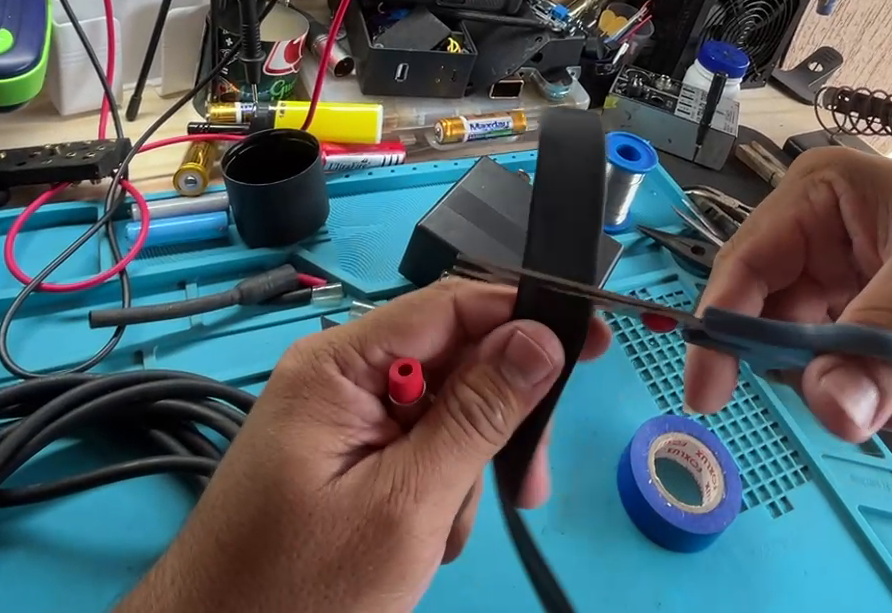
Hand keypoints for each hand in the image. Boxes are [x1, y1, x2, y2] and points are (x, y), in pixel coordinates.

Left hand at [119, 277, 610, 612]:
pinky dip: (442, 481)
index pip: (450, 306)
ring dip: (470, 461)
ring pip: (445, 405)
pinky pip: (420, 440)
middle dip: (499, 413)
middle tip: (531, 479)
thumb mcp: (405, 506)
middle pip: (454, 355)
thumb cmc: (298, 593)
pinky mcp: (348, 449)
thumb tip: (542, 337)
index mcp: (340, 363)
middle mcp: (342, 371)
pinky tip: (434, 530)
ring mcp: (343, 412)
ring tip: (452, 531)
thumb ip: (477, 416)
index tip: (593, 339)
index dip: (524, 313)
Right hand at [684, 147, 891, 442]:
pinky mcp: (859, 305)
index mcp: (818, 195)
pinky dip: (862, 389)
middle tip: (840, 409)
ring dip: (840, 383)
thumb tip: (830, 414)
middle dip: (802, 364)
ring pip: (803, 342)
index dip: (723, 324)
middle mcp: (814, 229)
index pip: (748, 259)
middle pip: (768, 307)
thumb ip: (884, 346)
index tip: (708, 394)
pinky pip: (837, 358)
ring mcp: (835, 270)